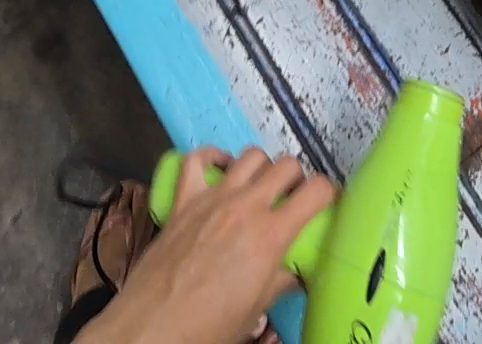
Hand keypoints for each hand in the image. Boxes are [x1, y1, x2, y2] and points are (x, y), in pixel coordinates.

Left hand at [78, 147, 336, 343]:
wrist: (151, 330)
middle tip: (293, 197)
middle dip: (297, 178)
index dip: (329, 192)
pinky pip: (198, 158)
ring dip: (262, 167)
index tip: (328, 201)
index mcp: (271, 234)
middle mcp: (247, 206)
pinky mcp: (184, 198)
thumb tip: (294, 271)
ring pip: (252, 155)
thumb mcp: (255, 311)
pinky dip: (213, 156)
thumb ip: (280, 281)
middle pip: (287, 165)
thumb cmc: (207, 328)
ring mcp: (214, 197)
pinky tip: (221, 167)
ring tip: (260, 186)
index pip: (317, 191)